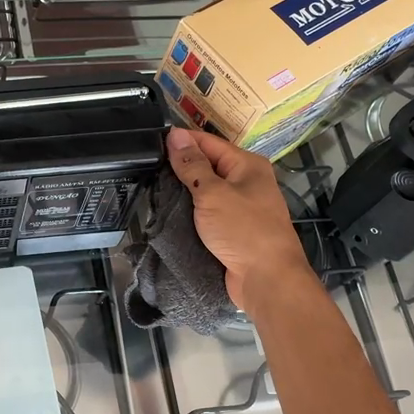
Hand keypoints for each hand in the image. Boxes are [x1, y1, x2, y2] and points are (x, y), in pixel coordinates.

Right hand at [165, 128, 310, 311]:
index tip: (152, 142)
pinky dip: (190, 211)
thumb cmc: (243, 230)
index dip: (181, 141)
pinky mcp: (233, 228)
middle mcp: (246, 181)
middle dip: (180, 167)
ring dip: (183, 191)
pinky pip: (207, 211)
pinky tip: (168, 212)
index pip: (208, 142)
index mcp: (247, 165)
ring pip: (205, 190)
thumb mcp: (213, 193)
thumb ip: (192, 165)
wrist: (266, 278)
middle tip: (147, 167)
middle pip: (207, 165)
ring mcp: (241, 206)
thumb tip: (175, 135)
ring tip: (151, 187)